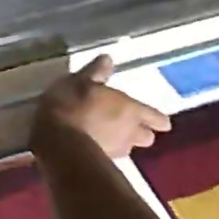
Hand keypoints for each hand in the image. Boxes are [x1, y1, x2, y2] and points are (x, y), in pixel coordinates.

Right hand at [31, 55, 170, 158]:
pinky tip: (87, 143)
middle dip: (138, 131)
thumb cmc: (71, 103)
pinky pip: (109, 154)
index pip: (159, 119)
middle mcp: (132, 131)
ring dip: (120, 141)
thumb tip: (108, 58)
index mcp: (131, 109)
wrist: (59, 139)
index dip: (155, 118)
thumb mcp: (78, 81)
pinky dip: (103, 149)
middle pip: (147, 136)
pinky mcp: (102, 160)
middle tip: (122, 124)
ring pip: (129, 146)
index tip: (147, 116)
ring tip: (102, 134)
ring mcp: (119, 149)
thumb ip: (95, 72)